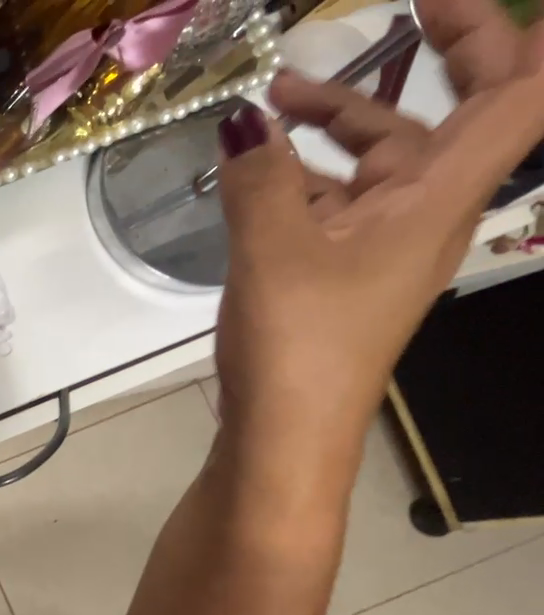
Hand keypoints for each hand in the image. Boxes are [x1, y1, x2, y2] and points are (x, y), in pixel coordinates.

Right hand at [212, 0, 543, 451]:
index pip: (520, 90)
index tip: (434, 0)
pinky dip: (299, 181)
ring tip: (270, 106)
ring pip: (377, 164)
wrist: (287, 430)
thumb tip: (241, 119)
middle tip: (366, 26)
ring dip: (335, 127)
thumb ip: (258, 181)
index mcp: (442, 196)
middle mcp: (426, 212)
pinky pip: (332, 207)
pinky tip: (252, 181)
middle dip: (412, 66)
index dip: (496, 31)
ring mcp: (379, 246)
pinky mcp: (337, 275)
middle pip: (446, 118)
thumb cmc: (300, 339)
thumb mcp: (272, 252)